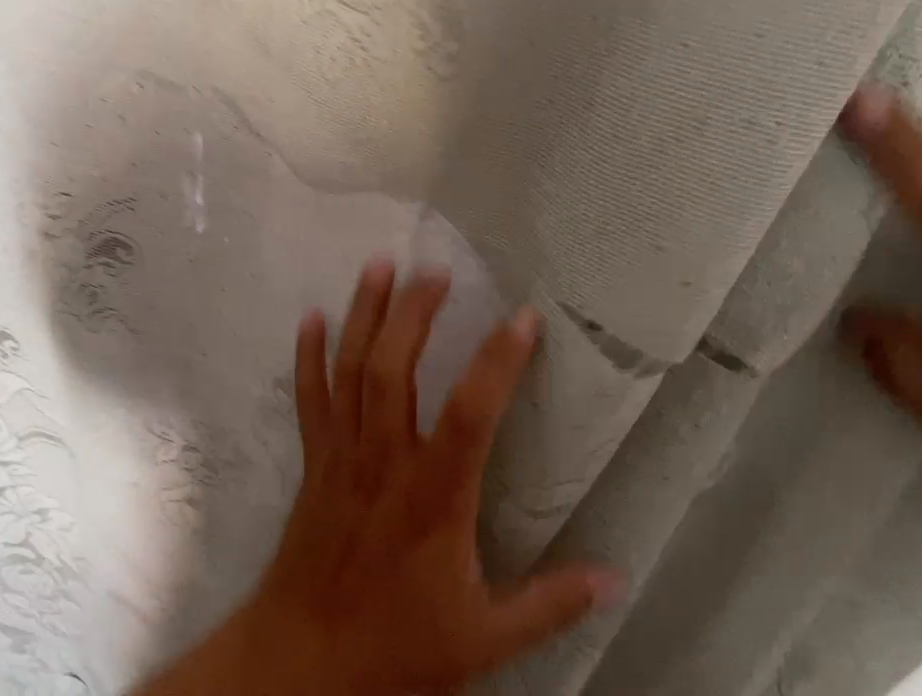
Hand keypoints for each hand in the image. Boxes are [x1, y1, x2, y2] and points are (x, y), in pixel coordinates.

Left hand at [137, 261, 618, 694]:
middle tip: (435, 270)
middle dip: (413, 313)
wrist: (305, 657)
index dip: (497, 362)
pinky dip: (308, 356)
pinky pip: (308, 399)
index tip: (523, 318)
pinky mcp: (314, 463)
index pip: (470, 413)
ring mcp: (341, 456)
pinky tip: (311, 317)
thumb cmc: (397, 645)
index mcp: (435, 496)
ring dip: (363, 315)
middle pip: (395, 370)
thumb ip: (550, 603)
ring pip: (350, 371)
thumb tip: (616, 580)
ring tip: (379, 266)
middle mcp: (384, 461)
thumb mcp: (486, 636)